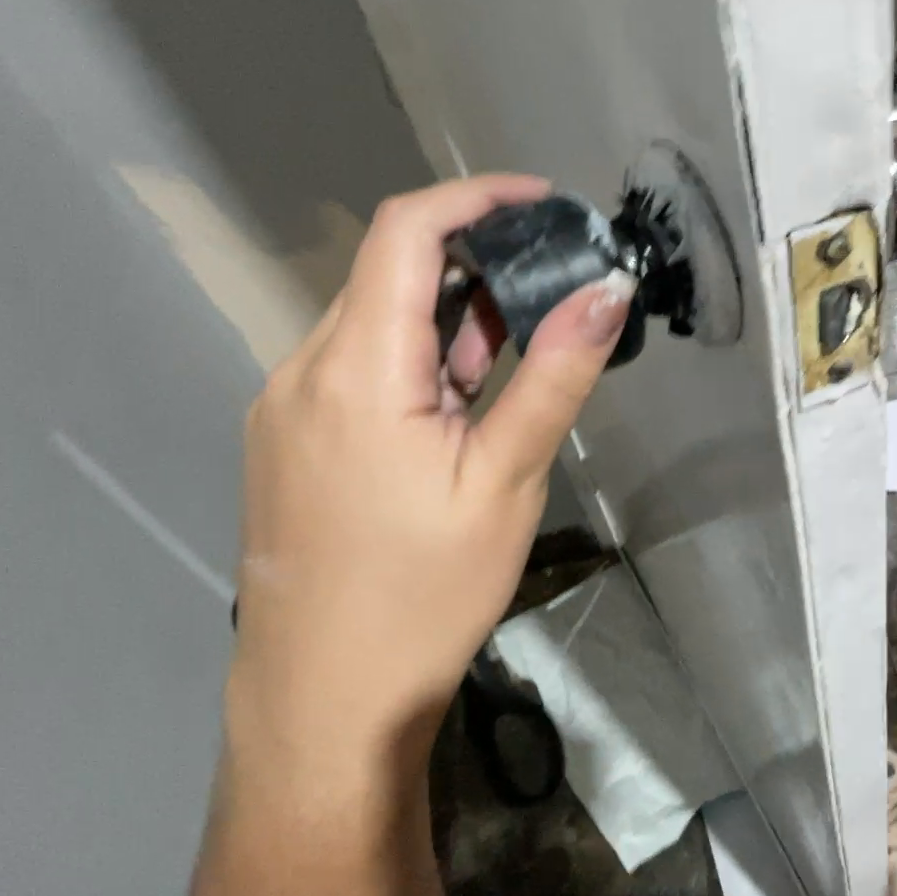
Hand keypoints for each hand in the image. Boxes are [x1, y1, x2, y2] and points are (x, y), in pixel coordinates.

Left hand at [229, 174, 632, 775]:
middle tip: (561, 299)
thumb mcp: (507, 478)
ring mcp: (288, 407)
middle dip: (480, 269)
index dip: (475, 199)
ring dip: (457, 322)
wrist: (327, 696)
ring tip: (528, 363)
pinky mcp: (293, 440)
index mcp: (355, 369)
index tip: (546, 203)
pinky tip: (469, 408)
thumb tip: (608, 290)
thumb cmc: (427, 587)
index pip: (404, 234)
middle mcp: (303, 370)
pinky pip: (362, 368)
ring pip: (378, 324)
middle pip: (390, 275)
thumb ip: (556, 376)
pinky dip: (426, 362)